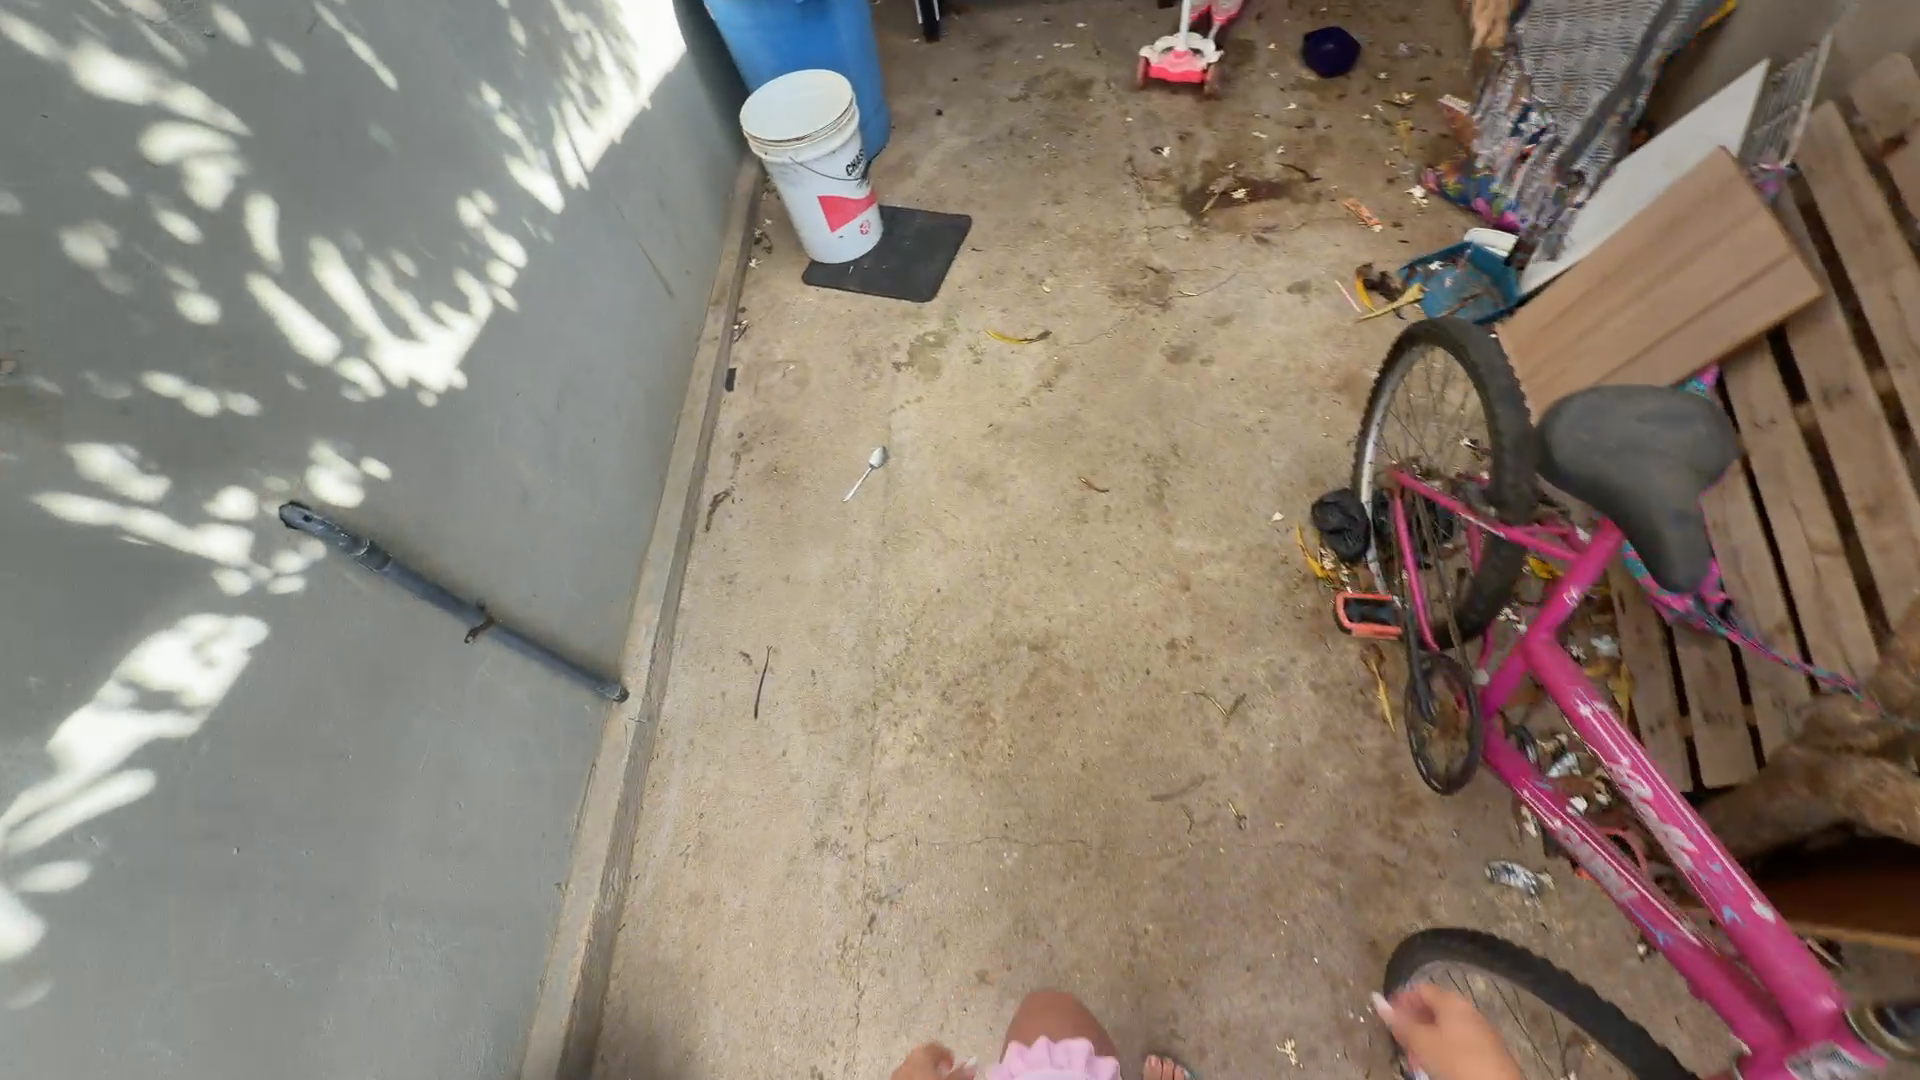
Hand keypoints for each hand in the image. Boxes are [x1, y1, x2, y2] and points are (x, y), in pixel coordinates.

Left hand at [890, 1043, 976, 1079]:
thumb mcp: (949, 1078)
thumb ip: (961, 1071)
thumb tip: (973, 1063)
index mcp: (922, 1050)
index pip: (937, 1045)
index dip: (948, 1053)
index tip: (954, 1062)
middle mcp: (908, 1056)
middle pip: (924, 1054)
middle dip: (936, 1062)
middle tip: (946, 1071)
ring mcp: (898, 1070)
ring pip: (914, 1066)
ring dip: (926, 1071)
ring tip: (936, 1078)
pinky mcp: (892, 1079)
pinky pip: (907, 1074)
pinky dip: (916, 1076)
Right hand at [1373, 985, 1524, 1079]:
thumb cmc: (1455, 1060)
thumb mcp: (1420, 1041)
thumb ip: (1398, 1021)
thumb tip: (1376, 999)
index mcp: (1451, 1001)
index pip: (1420, 989)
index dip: (1401, 1000)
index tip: (1389, 1016)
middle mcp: (1468, 1010)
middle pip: (1434, 1008)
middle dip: (1414, 1023)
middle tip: (1401, 1040)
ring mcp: (1482, 1031)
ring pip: (1446, 1027)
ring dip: (1427, 1038)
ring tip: (1417, 1056)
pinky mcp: (1491, 1051)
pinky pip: (1460, 1041)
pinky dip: (1444, 1048)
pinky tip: (1437, 1063)